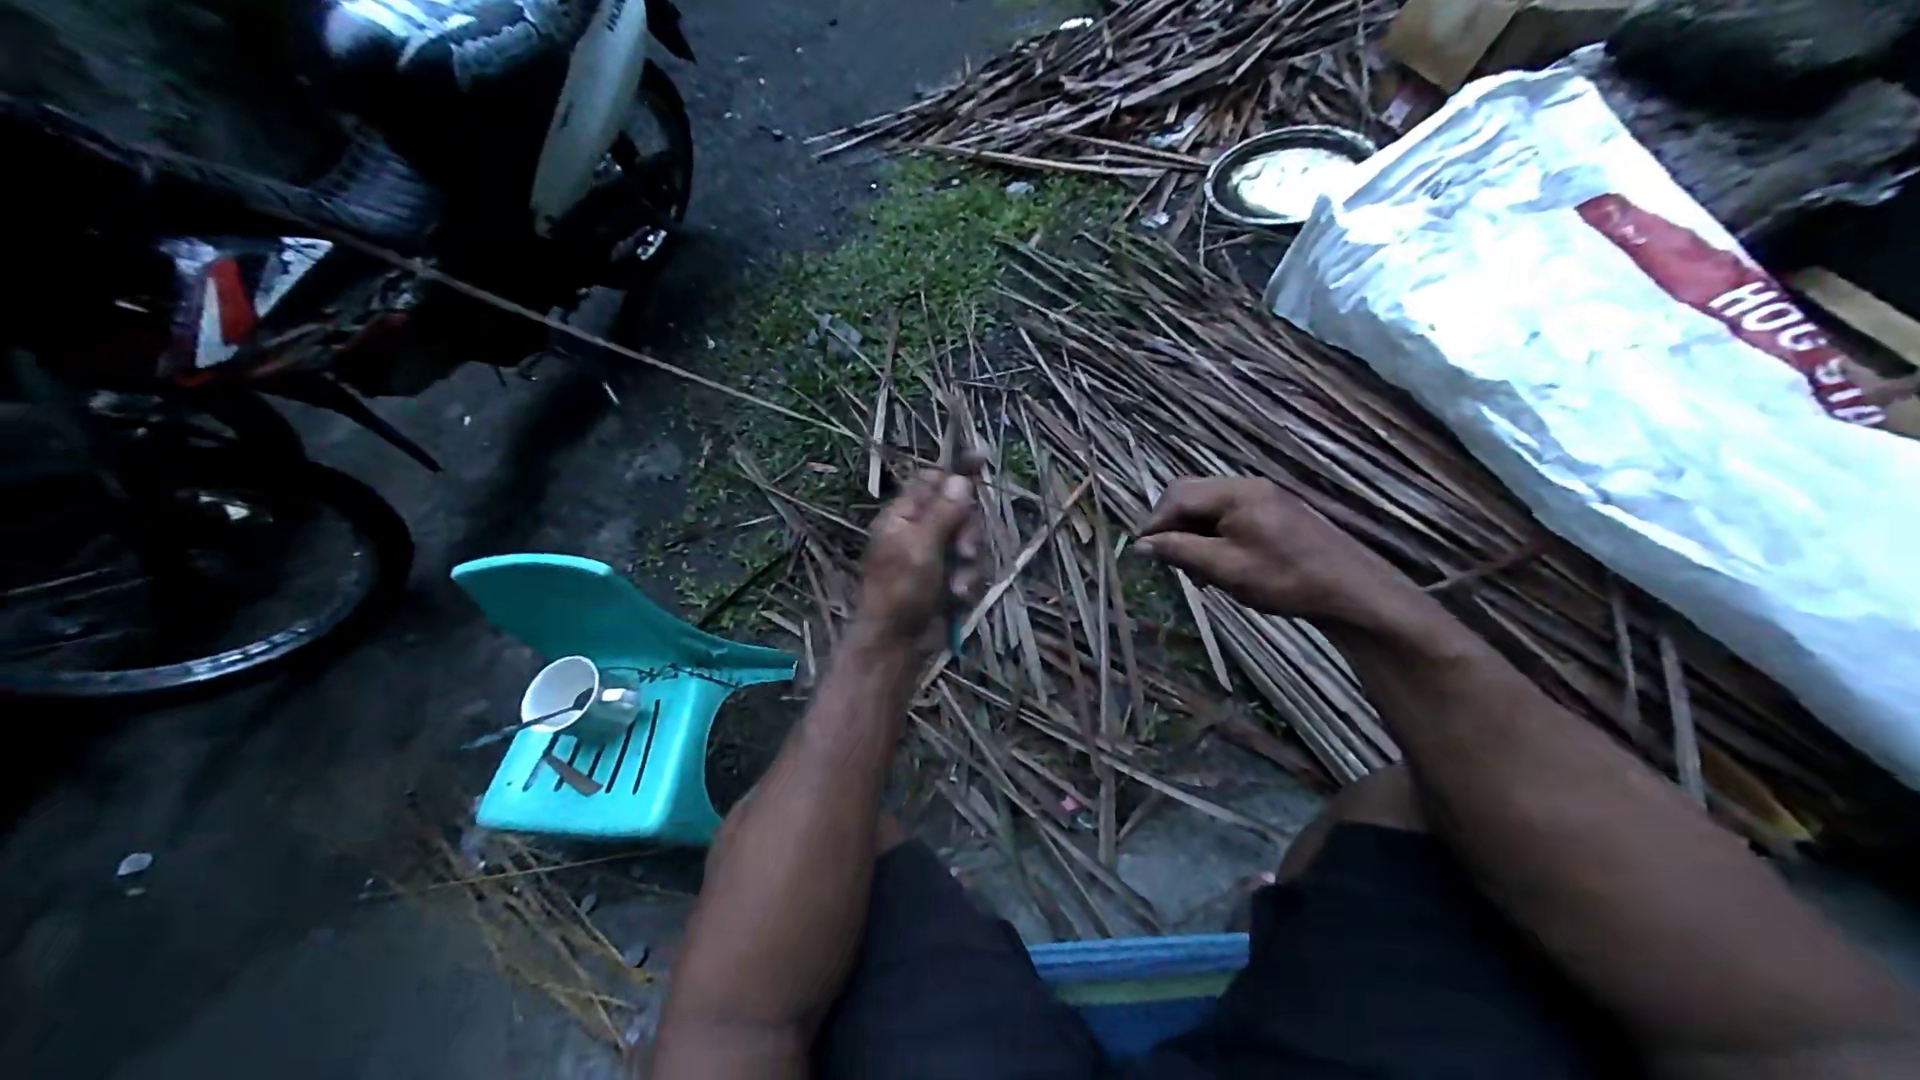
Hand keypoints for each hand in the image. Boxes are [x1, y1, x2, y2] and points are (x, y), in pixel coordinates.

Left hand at [855, 467, 985, 642]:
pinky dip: (968, 584)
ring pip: (970, 542)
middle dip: (968, 532)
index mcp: (902, 517)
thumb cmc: (900, 592)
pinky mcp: (949, 579)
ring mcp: (936, 556)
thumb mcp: (921, 547)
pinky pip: (972, 569)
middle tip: (963, 551)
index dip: (955, 472)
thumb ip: (943, 512)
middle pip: (960, 511)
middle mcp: (920, 531)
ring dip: (969, 565)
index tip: (981, 461)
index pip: (931, 480)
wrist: (898, 645)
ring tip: (957, 587)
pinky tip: (958, 599)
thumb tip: (959, 478)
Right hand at [1136, 477, 1430, 633]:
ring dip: (1194, 535)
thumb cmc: (1285, 578)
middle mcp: (1248, 487)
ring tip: (1198, 571)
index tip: (1145, 553)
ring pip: (1210, 509)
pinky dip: (1215, 538)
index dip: (1155, 523)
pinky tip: (1222, 566)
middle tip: (1172, 562)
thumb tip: (1141, 544)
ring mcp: (1265, 498)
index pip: (1177, 495)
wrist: (1352, 592)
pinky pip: (1230, 517)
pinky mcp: (1276, 515)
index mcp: (1235, 492)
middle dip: (1174, 528)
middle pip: (1192, 496)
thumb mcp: (1224, 568)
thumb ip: (1179, 551)